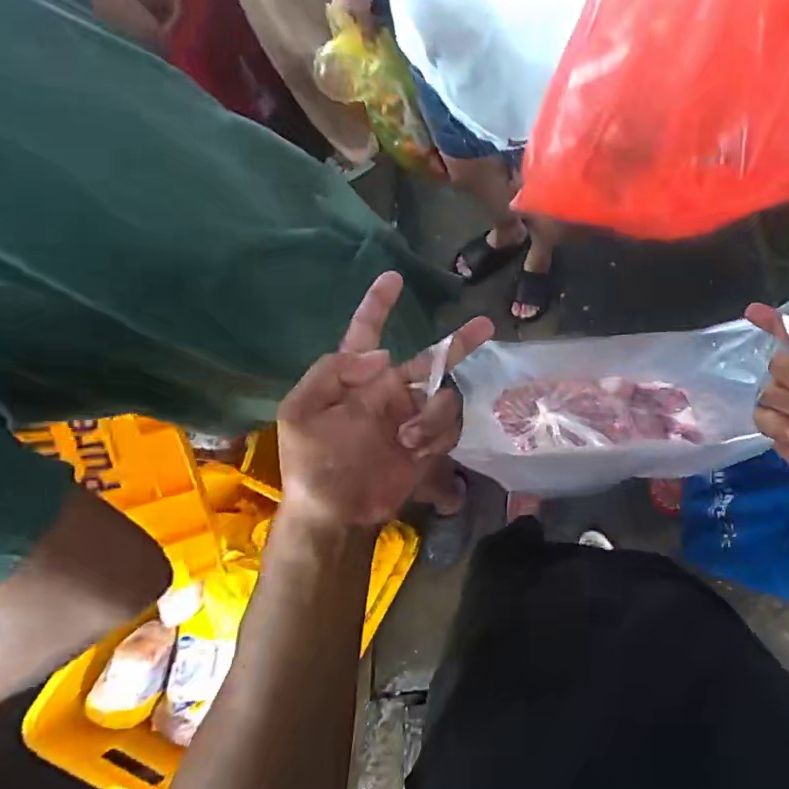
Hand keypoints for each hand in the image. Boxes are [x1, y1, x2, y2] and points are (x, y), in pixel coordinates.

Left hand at [279, 273, 492, 525]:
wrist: (341, 511)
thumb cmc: (314, 462)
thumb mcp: (302, 413)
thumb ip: (333, 373)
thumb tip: (384, 353)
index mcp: (356, 379)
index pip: (366, 333)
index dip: (378, 305)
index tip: (393, 277)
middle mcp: (391, 391)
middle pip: (431, 359)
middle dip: (459, 342)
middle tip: (485, 323)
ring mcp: (414, 416)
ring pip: (445, 396)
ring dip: (432, 416)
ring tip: (410, 439)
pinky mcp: (432, 440)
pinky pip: (451, 425)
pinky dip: (437, 436)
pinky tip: (417, 451)